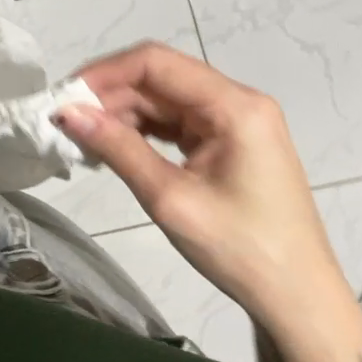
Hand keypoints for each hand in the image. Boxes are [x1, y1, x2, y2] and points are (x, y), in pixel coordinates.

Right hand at [51, 43, 354, 334]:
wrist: (297, 298)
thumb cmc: (239, 248)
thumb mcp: (170, 198)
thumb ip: (117, 148)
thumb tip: (66, 113)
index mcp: (233, 106)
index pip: (155, 63)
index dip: (103, 73)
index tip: (64, 98)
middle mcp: (237, 102)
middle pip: (159, 77)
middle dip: (108, 94)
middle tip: (64, 121)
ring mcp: (234, 123)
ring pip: (162, 99)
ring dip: (120, 112)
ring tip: (81, 137)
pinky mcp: (228, 143)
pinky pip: (174, 122)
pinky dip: (140, 129)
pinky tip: (111, 147)